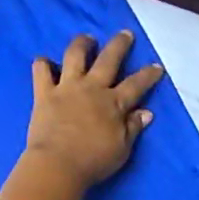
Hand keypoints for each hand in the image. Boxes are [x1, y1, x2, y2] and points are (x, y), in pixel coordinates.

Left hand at [24, 31, 165, 186]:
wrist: (58, 165)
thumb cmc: (93, 162)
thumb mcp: (121, 150)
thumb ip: (133, 128)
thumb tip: (146, 112)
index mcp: (114, 104)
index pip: (136, 84)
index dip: (148, 74)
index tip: (157, 66)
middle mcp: (92, 88)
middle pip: (109, 59)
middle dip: (120, 44)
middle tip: (126, 34)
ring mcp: (67, 87)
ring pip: (75, 55)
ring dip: (83, 43)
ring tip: (87, 39)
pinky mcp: (44, 93)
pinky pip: (41, 70)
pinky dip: (43, 63)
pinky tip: (45, 62)